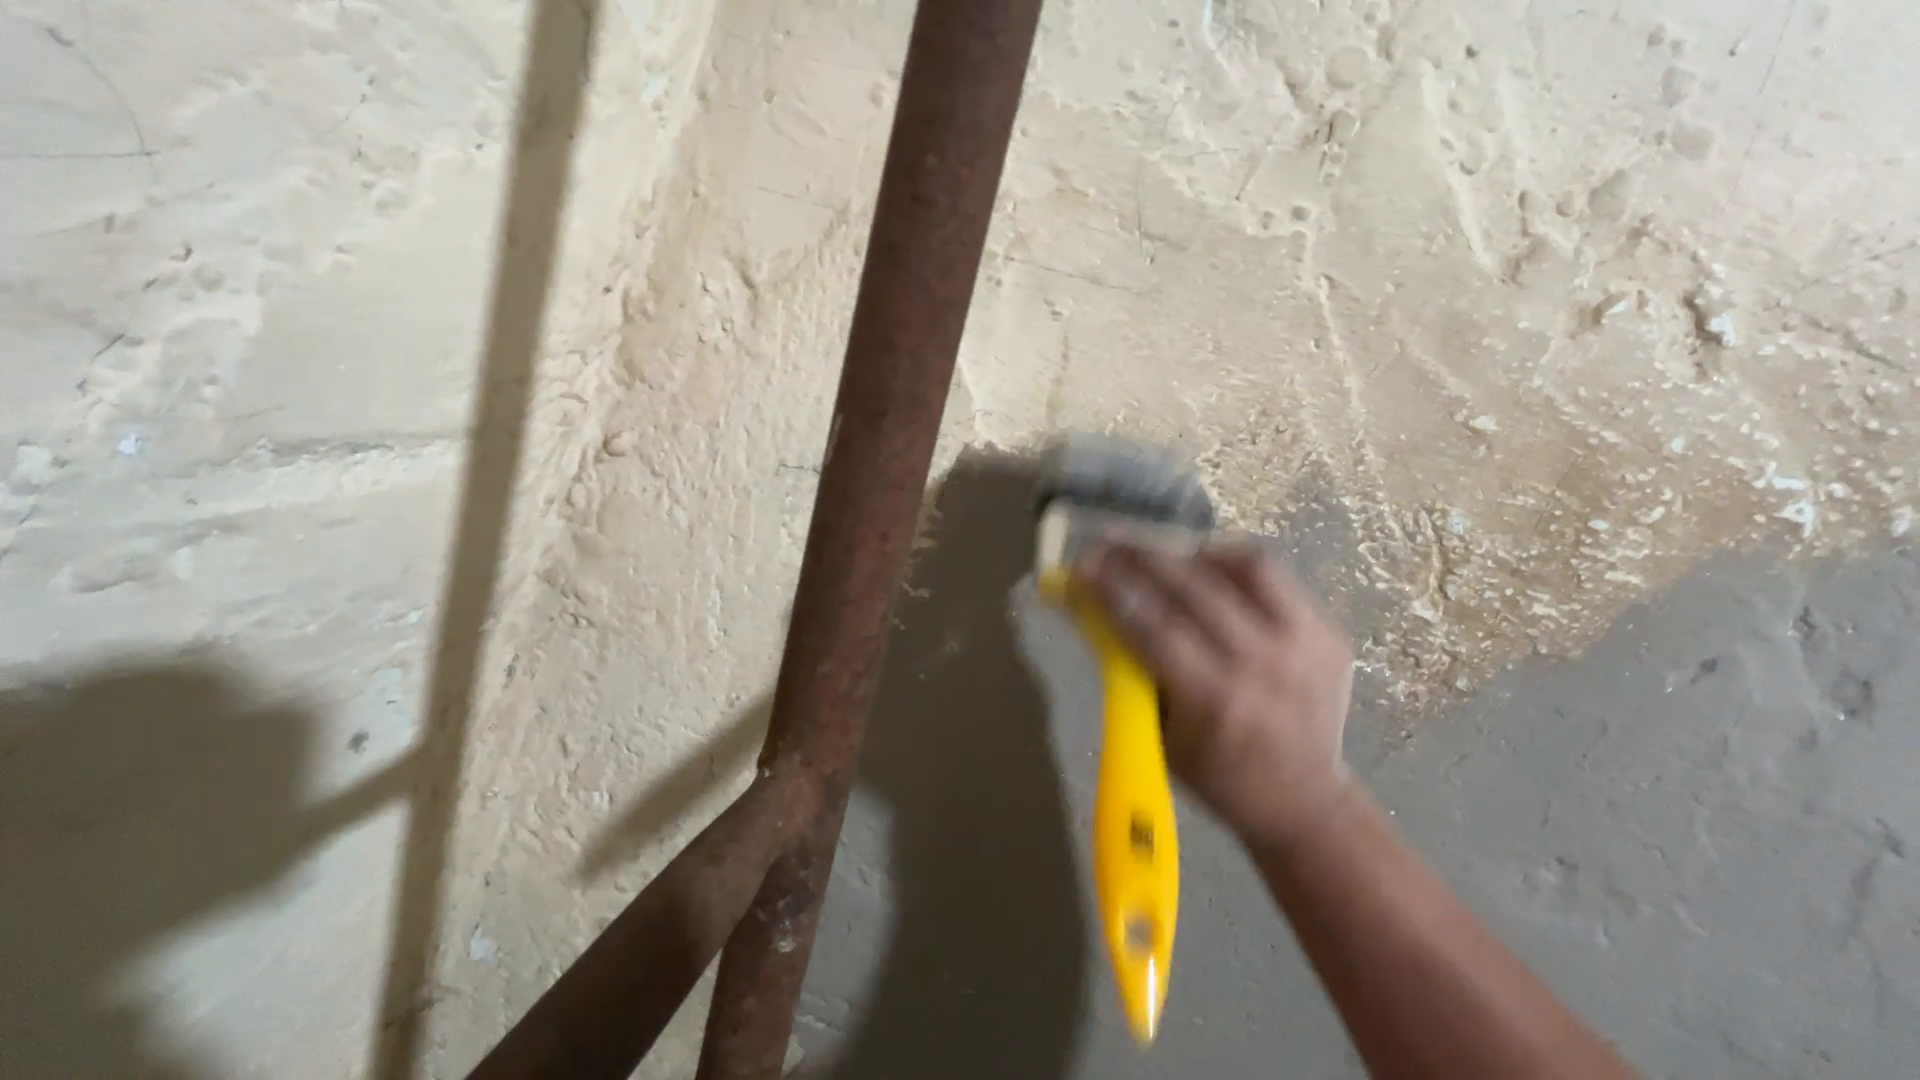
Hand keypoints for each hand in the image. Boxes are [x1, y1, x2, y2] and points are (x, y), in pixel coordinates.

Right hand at [1073, 542, 1355, 846]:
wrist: (1304, 802)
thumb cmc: (1218, 778)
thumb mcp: (1162, 736)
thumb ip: (1135, 673)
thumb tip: (1098, 610)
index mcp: (1216, 700)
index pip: (1156, 626)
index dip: (1115, 590)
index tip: (1083, 566)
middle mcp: (1264, 664)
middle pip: (1194, 588)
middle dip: (1142, 557)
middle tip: (1108, 542)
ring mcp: (1304, 645)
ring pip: (1246, 567)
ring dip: (1195, 553)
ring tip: (1164, 552)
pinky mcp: (1328, 634)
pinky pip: (1277, 579)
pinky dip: (1236, 565)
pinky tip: (1210, 568)